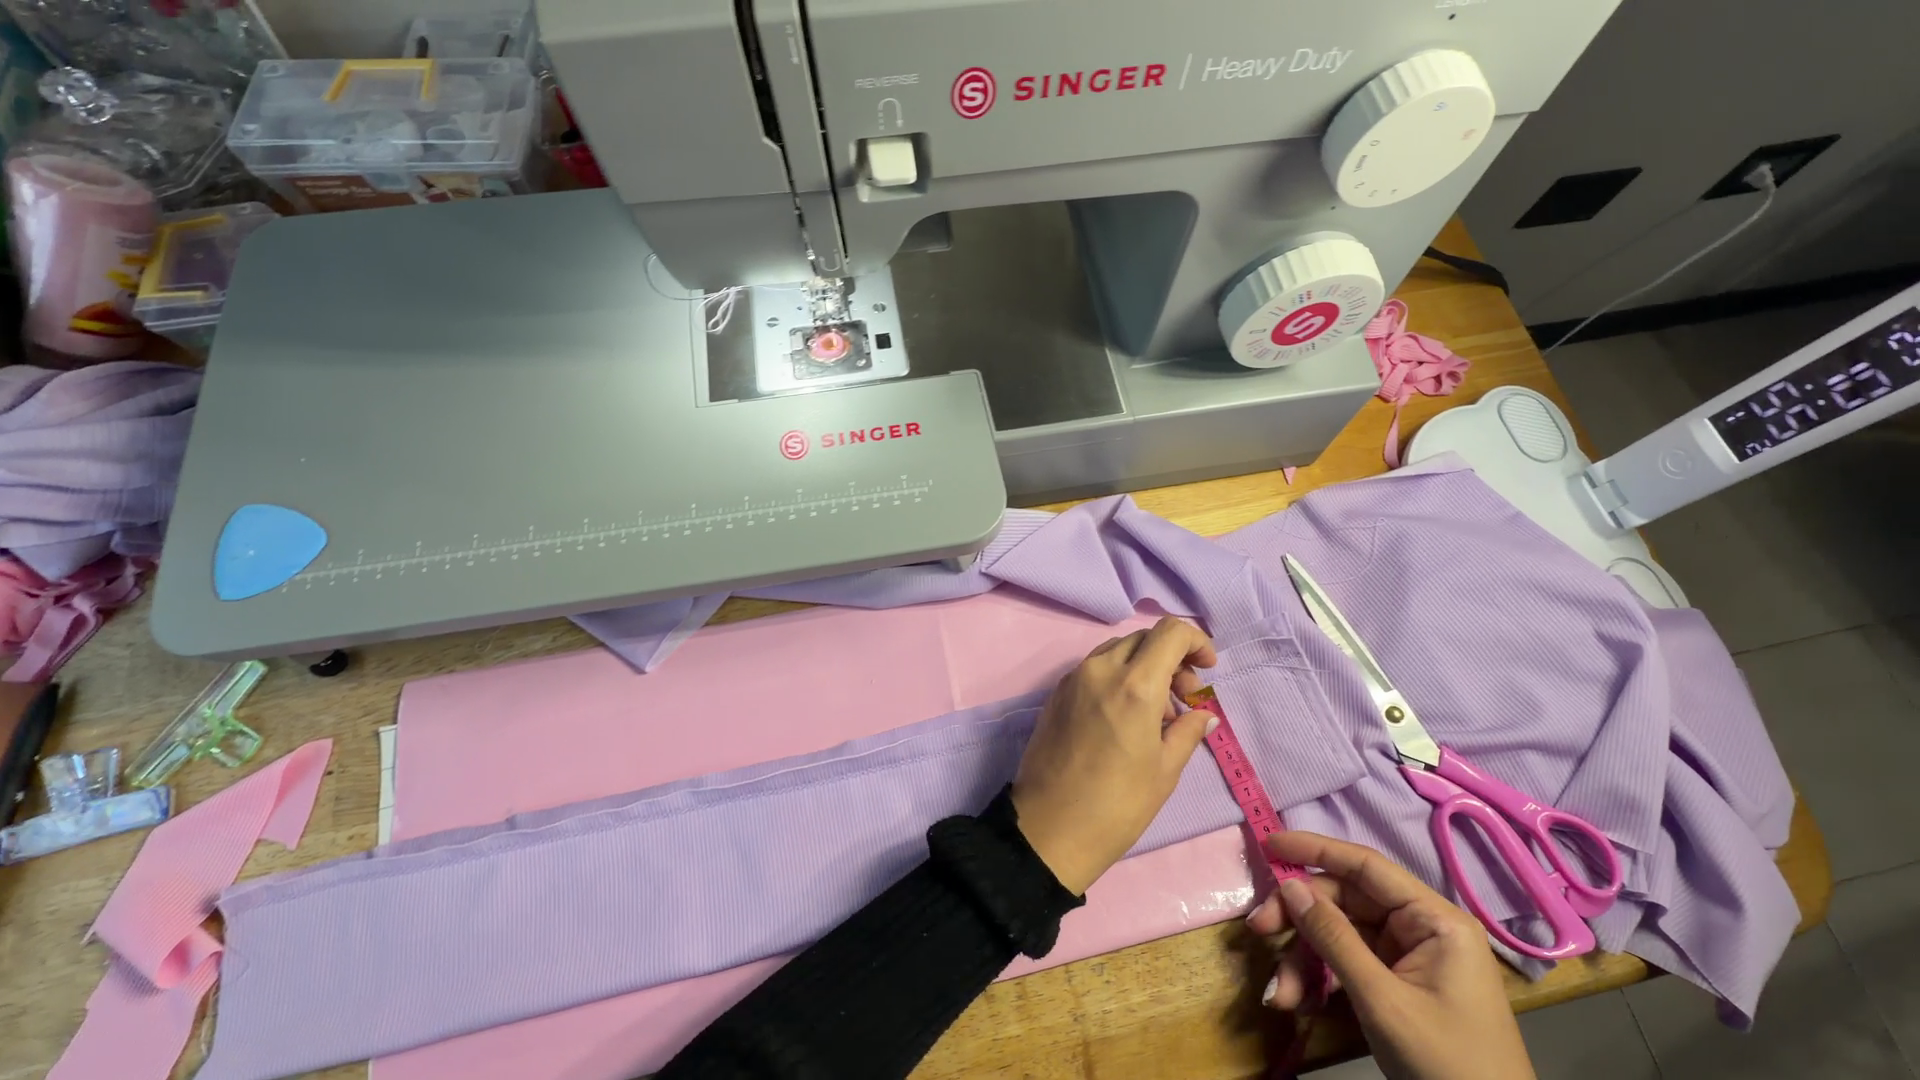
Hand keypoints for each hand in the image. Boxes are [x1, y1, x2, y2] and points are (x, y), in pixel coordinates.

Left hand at [1011, 616, 1217, 894]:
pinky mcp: (1056, 693)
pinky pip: (1096, 668)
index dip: (1196, 642)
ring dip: (1145, 666)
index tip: (1207, 669)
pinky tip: (1127, 716)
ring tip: (1158, 713)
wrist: (1049, 829)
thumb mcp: (1165, 770)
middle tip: (1185, 698)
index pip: (1171, 632)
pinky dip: (1119, 677)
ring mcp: (1074, 679)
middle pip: (1144, 638)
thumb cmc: (1117, 805)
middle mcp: (1101, 669)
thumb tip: (1202, 713)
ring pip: (1118, 651)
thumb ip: (1188, 731)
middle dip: (1172, 657)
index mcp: (1134, 685)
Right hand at [1248, 832, 1535, 1079]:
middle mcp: (1421, 927)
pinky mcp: (1397, 981)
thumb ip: (1334, 938)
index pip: (1366, 866)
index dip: (1315, 850)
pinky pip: (1347, 962)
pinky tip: (1297, 1001)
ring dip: (1304, 959)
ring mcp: (1409, 955)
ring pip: (1339, 933)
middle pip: (1345, 900)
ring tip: (1281, 995)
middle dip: (1299, 918)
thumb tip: (1290, 886)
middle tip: (1258, 930)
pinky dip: (1319, 978)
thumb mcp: (1381, 1000)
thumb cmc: (1445, 1062)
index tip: (1268, 843)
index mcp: (1433, 919)